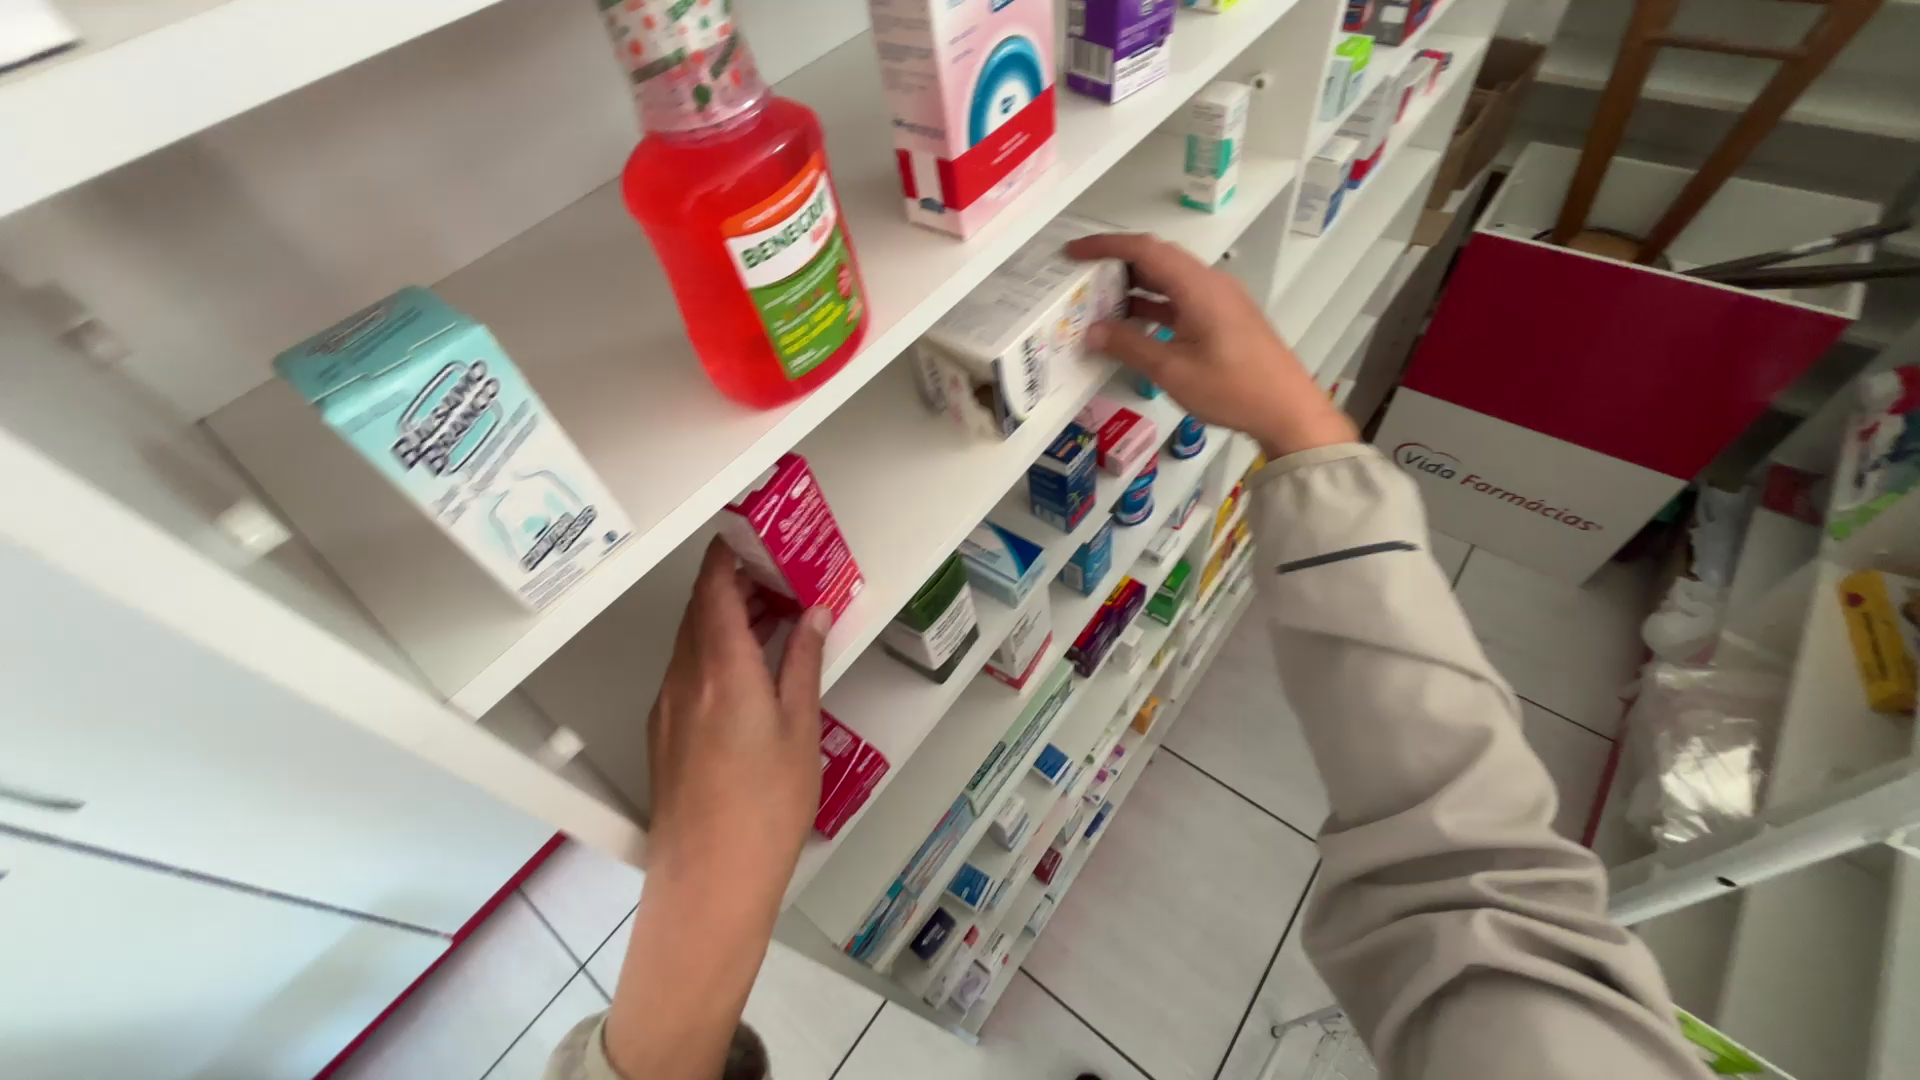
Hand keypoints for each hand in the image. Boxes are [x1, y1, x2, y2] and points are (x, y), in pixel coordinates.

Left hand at [645, 537, 825, 894]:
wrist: (709, 879)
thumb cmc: (768, 803)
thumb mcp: (800, 728)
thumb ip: (803, 663)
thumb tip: (813, 613)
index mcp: (723, 669)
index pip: (715, 590)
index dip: (725, 556)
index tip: (745, 536)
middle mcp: (685, 678)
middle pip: (698, 611)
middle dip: (729, 584)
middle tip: (772, 577)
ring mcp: (666, 708)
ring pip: (688, 642)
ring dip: (719, 618)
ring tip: (763, 619)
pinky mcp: (661, 735)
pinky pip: (683, 672)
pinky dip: (708, 652)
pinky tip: (739, 672)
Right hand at [1067, 232, 1358, 457]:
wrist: (1286, 409)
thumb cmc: (1232, 388)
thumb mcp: (1172, 370)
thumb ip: (1129, 346)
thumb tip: (1092, 331)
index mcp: (1198, 287)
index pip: (1145, 250)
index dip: (1106, 246)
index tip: (1074, 252)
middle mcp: (1210, 284)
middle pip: (1157, 259)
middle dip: (1117, 264)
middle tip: (1082, 278)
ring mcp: (1219, 301)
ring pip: (1169, 280)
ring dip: (1134, 287)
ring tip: (1099, 302)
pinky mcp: (1223, 318)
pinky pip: (1181, 300)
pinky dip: (1153, 305)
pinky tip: (1132, 324)